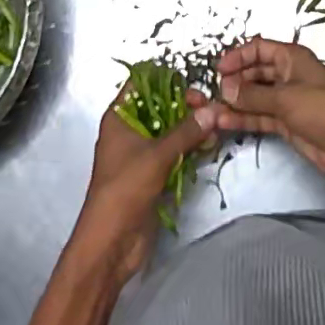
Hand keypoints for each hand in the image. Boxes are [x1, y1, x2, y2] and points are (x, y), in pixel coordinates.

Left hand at [72, 83, 219, 281]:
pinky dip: (189, 147)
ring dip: (191, 128)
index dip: (166, 80)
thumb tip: (213, 109)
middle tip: (209, 110)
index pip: (143, 83)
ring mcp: (140, 152)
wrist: (110, 244)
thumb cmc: (124, 190)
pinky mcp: (151, 173)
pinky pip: (173, 151)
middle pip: (159, 105)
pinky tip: (208, 145)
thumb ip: (187, 131)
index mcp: (120, 116)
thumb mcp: (157, 156)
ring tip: (214, 129)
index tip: (192, 86)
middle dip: (185, 106)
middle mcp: (129, 129)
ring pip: (169, 129)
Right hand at [215, 36, 324, 193]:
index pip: (259, 49)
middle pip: (254, 72)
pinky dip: (242, 118)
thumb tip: (224, 89)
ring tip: (209, 110)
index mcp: (292, 58)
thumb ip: (252, 96)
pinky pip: (259, 116)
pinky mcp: (285, 124)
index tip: (217, 69)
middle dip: (233, 81)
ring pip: (254, 97)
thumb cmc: (324, 110)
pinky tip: (222, 122)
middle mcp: (287, 75)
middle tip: (211, 92)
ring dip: (234, 103)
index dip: (238, 56)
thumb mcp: (286, 98)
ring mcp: (286, 101)